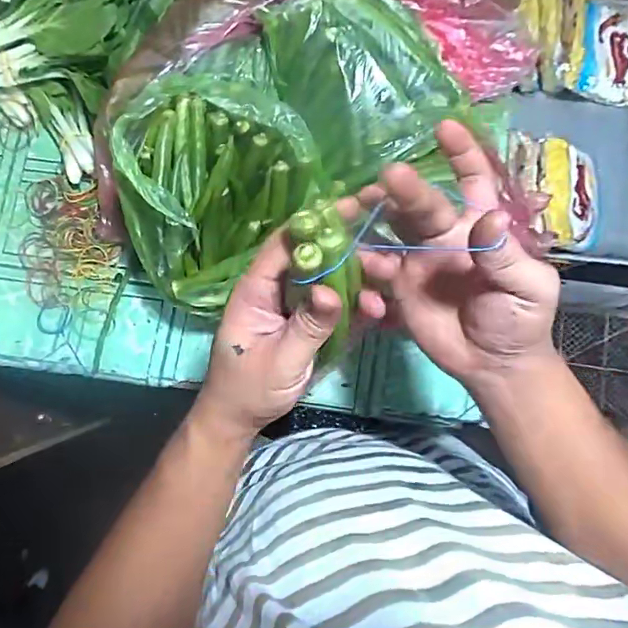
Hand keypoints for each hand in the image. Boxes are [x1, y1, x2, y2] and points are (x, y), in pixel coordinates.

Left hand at [191, 224, 386, 442]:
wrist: (240, 419)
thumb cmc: (250, 389)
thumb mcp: (281, 359)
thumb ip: (308, 326)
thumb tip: (332, 292)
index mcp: (257, 290)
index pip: (285, 244)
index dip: (316, 223)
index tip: (352, 208)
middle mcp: (278, 291)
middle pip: (314, 258)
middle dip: (348, 251)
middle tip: (383, 252)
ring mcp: (297, 307)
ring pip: (330, 281)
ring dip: (359, 280)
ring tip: (387, 282)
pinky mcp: (311, 325)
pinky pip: (337, 307)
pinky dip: (358, 305)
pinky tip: (381, 307)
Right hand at [356, 119, 560, 397]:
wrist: (496, 365)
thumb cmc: (522, 318)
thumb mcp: (528, 287)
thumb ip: (506, 256)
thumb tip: (490, 218)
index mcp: (479, 226)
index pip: (473, 180)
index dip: (461, 153)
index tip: (444, 127)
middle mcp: (443, 236)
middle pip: (420, 204)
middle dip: (402, 188)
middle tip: (385, 178)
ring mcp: (417, 262)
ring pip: (388, 231)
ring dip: (369, 220)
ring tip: (348, 214)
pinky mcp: (399, 290)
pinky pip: (377, 273)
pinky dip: (367, 271)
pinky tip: (365, 274)